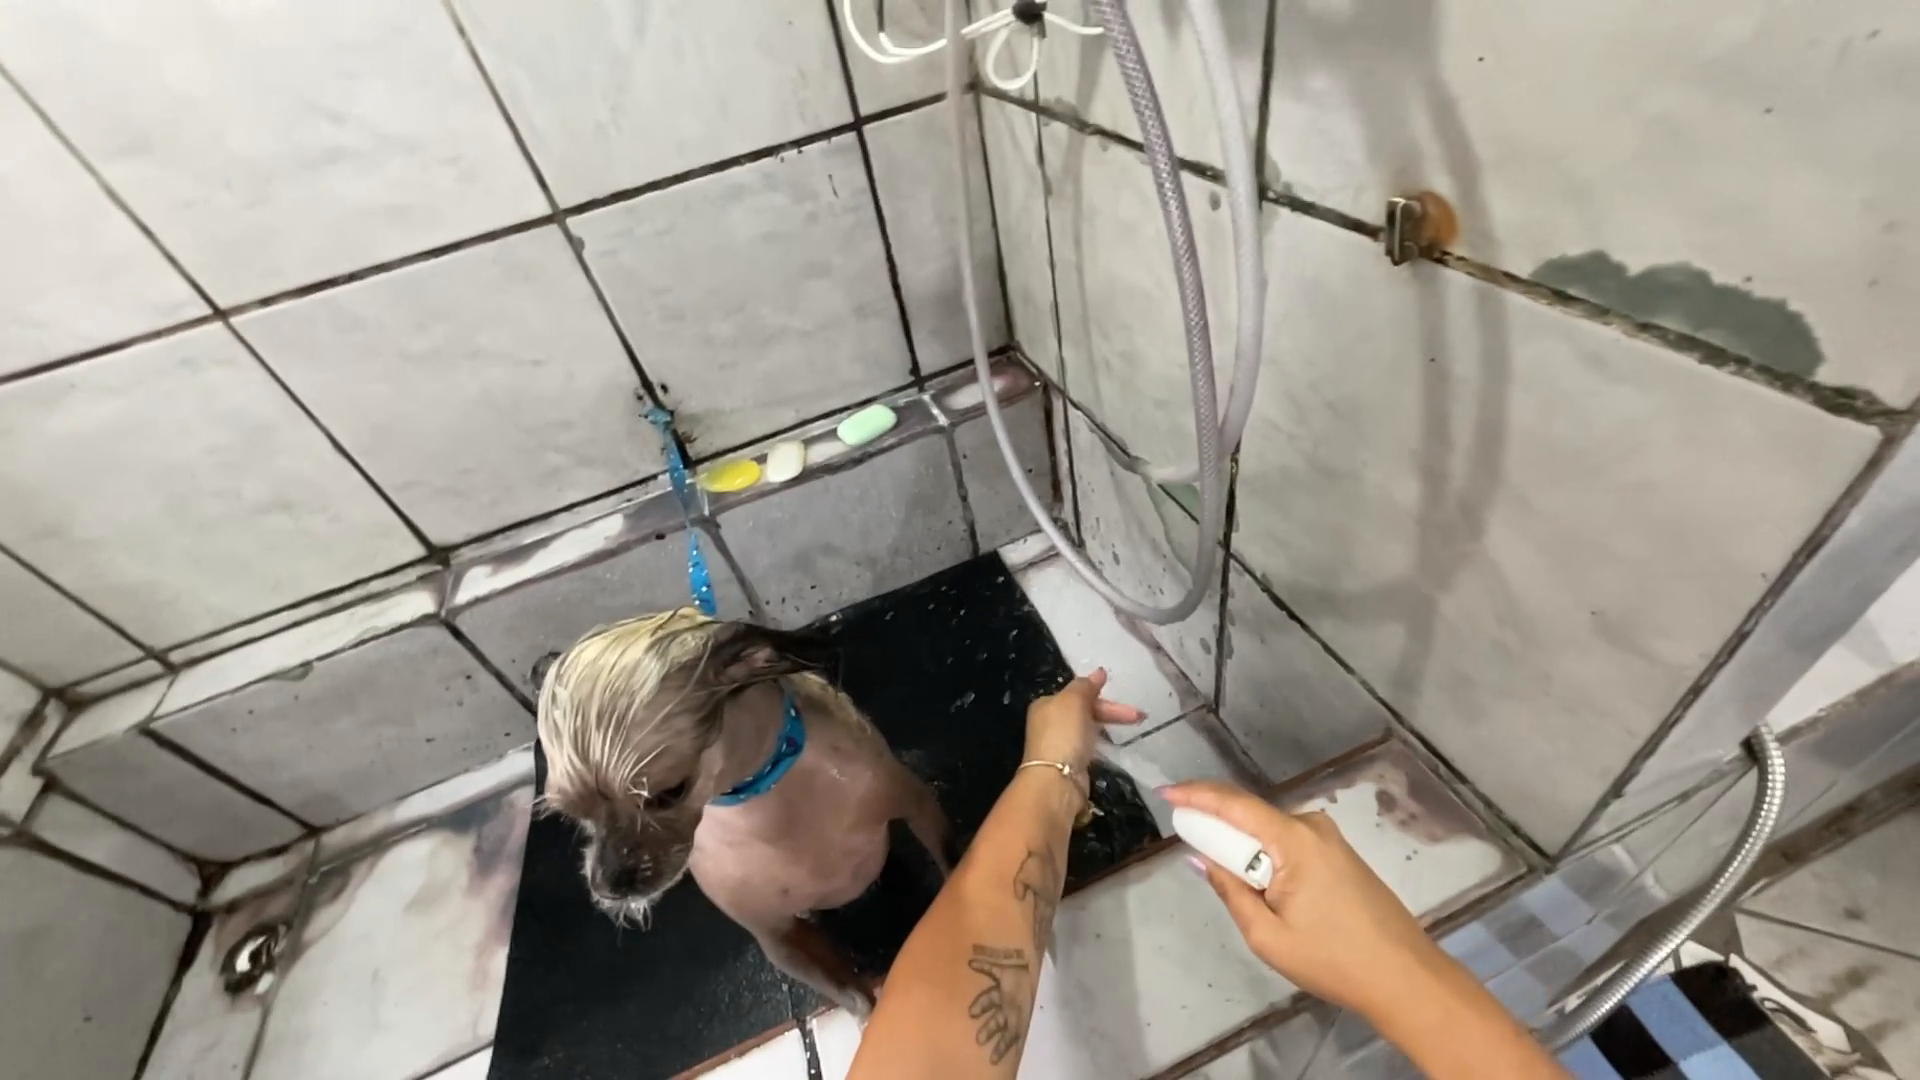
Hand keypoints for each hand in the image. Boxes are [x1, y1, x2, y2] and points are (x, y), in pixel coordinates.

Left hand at [1023, 668, 1143, 792]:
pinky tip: (1113, 748)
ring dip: (1109, 727)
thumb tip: (1099, 671)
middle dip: (1111, 712)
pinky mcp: (1070, 763)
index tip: (1124, 698)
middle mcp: (1049, 722)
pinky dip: (1101, 744)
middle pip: (1084, 711)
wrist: (1056, 782)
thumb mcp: (1074, 701)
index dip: (1101, 694)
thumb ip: (1086, 686)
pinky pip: (1088, 747)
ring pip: (1088, 729)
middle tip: (1138, 716)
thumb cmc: (1064, 735)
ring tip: (1133, 728)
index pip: (1078, 694)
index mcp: (1047, 704)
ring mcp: (1059, 744)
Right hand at [1162, 781, 1448, 1018]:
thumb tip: (1200, 858)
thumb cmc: (1334, 960)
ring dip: (1242, 844)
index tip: (1165, 794)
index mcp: (1293, 840)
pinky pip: (1286, 841)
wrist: (1409, 980)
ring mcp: (1328, 837)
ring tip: (1230, 878)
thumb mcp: (1267, 935)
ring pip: (1268, 829)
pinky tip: (1261, 883)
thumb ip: (1230, 890)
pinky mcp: (1338, 852)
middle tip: (1187, 839)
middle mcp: (1311, 825)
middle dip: (1215, 822)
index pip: (1233, 804)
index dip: (1195, 794)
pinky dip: (1264, 853)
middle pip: (1249, 813)